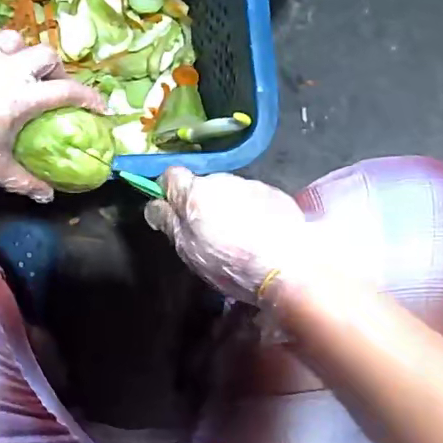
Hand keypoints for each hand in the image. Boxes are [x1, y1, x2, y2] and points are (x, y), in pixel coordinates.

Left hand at [0, 29, 104, 201]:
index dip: (90, 97)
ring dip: (21, 51)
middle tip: (52, 86)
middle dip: (56, 69)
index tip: (100, 107)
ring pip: (13, 38)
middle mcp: (8, 68)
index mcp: (24, 97)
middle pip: (46, 55)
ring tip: (17, 68)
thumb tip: (47, 196)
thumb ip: (27, 182)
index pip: (69, 91)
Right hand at [143, 166, 311, 302]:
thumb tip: (152, 204)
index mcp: (194, 193)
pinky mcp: (275, 194)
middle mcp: (221, 180)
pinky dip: (250, 211)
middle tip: (207, 234)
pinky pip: (252, 198)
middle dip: (200, 202)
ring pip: (228, 191)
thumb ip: (168, 223)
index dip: (167, 190)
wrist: (290, 266)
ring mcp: (250, 185)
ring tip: (237, 237)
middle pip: (201, 184)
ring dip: (226, 207)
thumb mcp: (188, 249)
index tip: (171, 210)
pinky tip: (258, 234)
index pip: (170, 175)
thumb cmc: (230, 262)